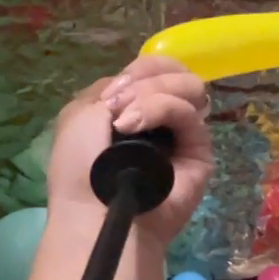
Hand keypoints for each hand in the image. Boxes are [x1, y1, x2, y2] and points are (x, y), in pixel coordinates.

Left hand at [48, 55, 212, 244]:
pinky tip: (133, 125)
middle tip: (120, 104)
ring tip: (126, 121)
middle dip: (148, 78)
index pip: (155, 68)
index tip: (115, 91)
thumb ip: (115, 85)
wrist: (94, 211)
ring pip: (188, 87)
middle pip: (176, 72)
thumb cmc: (79, 167)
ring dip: (152, 94)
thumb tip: (142, 82)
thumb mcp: (81, 113)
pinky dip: (160, 109)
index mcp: (134, 104)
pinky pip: (189, 114)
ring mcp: (182, 131)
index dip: (141, 69)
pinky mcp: (199, 149)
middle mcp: (162, 114)